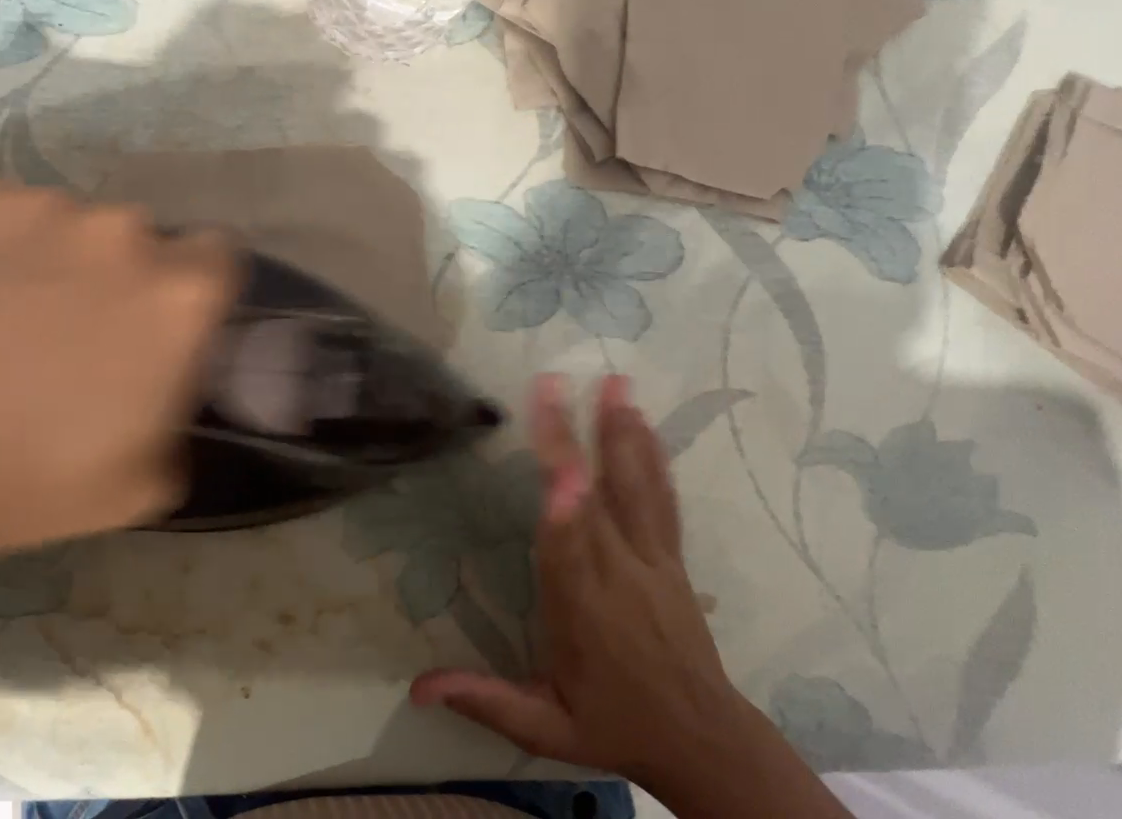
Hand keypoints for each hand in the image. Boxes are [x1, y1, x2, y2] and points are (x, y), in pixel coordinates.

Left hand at [0, 176, 238, 579]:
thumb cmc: (23, 483)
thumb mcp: (139, 482)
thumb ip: (176, 417)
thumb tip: (166, 384)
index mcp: (175, 297)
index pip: (219, 260)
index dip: (196, 291)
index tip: (165, 325)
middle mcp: (119, 232)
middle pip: (138, 241)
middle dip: (119, 277)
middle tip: (74, 330)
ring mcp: (36, 206)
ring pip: (64, 223)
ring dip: (50, 257)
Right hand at [411, 375, 777, 795]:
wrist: (705, 741)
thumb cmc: (616, 725)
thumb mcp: (547, 730)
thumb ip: (485, 702)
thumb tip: (415, 690)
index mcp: (582, 609)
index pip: (568, 548)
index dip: (564, 506)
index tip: (557, 465)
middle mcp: (619, 574)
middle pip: (597, 498)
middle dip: (577, 437)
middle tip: (562, 381)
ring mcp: (651, 561)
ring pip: (636, 488)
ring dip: (623, 432)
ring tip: (615, 382)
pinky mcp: (671, 559)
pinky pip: (661, 500)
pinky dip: (652, 459)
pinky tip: (644, 425)